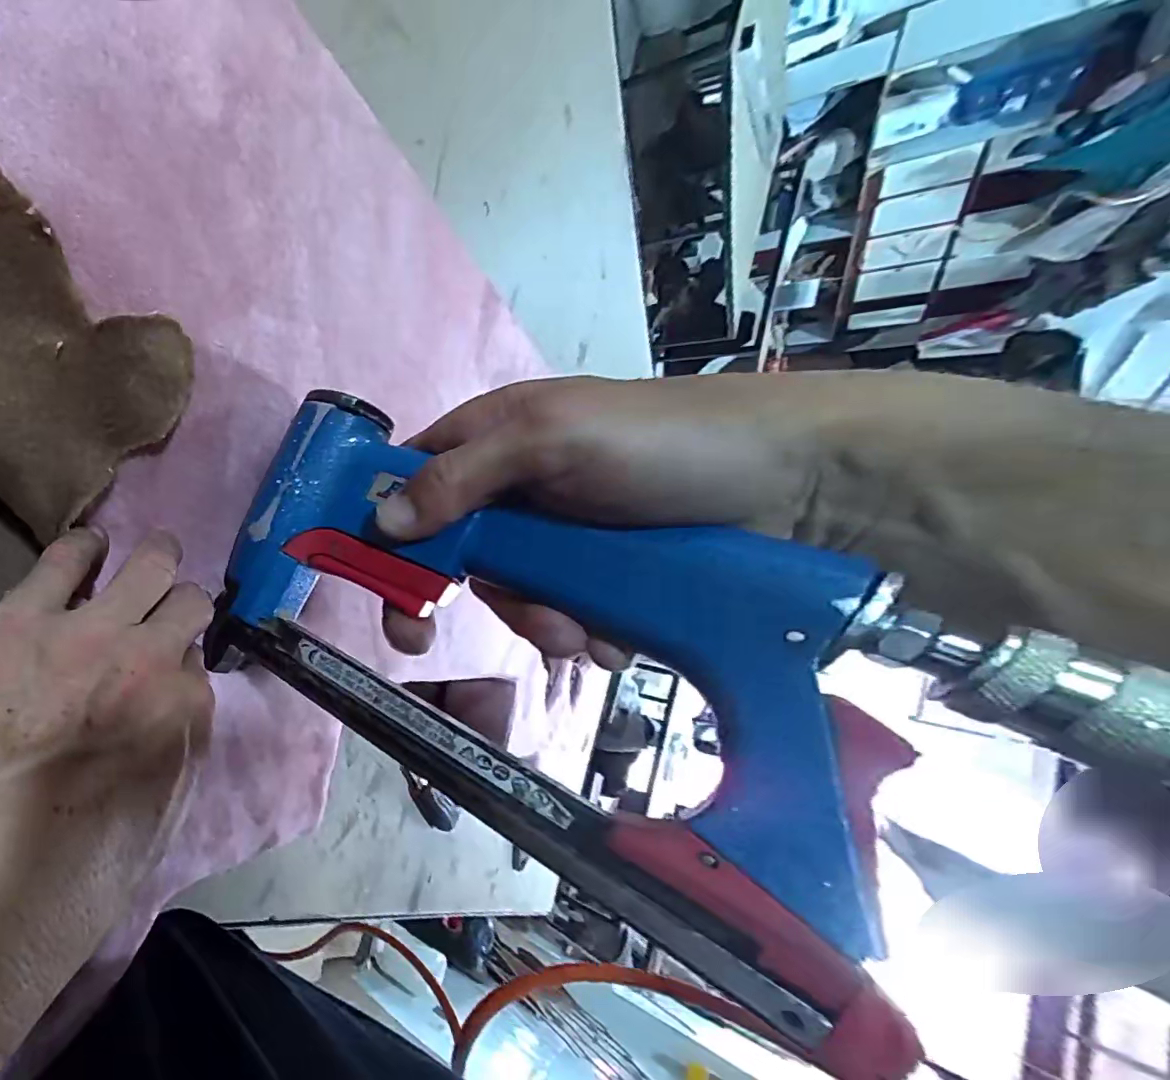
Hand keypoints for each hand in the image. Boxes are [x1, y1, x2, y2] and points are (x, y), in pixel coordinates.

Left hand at [0, 527, 215, 854]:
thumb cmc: (60, 869)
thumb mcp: (149, 822)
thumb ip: (172, 755)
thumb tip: (167, 715)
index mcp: (184, 718)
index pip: (197, 666)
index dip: (176, 664)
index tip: (158, 668)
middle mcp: (152, 663)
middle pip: (190, 603)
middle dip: (181, 602)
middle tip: (163, 604)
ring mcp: (92, 631)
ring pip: (152, 563)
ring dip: (155, 558)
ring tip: (146, 555)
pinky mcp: (27, 616)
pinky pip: (68, 557)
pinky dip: (85, 547)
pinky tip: (88, 548)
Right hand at [376, 376, 825, 668]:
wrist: (800, 484)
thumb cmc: (663, 442)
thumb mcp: (552, 440)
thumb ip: (463, 476)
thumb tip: (383, 521)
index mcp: (485, 439)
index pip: (405, 480)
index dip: (379, 523)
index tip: (368, 573)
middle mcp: (506, 488)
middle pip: (441, 549)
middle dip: (440, 594)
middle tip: (415, 640)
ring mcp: (548, 537)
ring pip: (500, 590)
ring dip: (528, 619)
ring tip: (576, 632)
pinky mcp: (589, 576)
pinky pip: (552, 613)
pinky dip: (571, 631)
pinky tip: (606, 636)